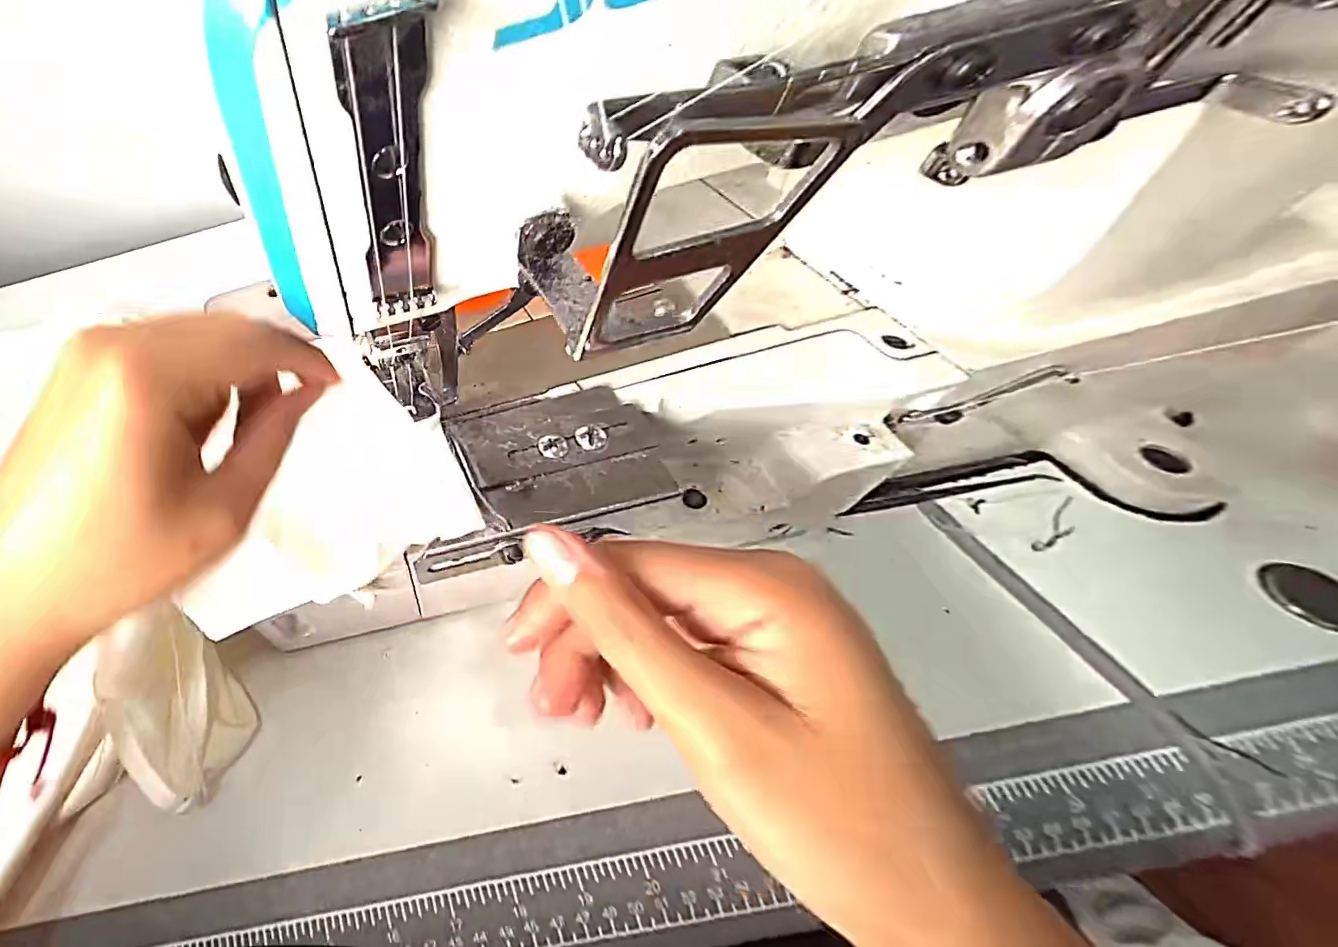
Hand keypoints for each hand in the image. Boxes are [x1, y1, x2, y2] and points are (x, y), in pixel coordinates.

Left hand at [0, 313, 336, 747]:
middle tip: (289, 412)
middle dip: (267, 363)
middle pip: (223, 328)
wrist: (7, 593)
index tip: (334, 383)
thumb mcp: (220, 512)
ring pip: (193, 334)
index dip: (305, 357)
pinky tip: (190, 423)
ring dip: (229, 370)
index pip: (251, 341)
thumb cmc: (114, 566)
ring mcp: (85, 349)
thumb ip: (274, 437)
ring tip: (231, 431)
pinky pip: (159, 348)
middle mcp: (112, 342)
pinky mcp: (74, 365)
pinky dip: (192, 374)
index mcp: (145, 374)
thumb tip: (306, 393)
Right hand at [504, 527, 1081, 946]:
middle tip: (554, 699)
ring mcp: (769, 619)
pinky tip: (631, 708)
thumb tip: (551, 548)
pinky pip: (678, 641)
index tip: (522, 648)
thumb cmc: (845, 829)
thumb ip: (622, 626)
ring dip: (605, 659)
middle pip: (634, 586)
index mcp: (765, 587)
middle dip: (582, 640)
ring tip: (584, 710)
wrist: (936, 913)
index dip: (563, 601)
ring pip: (649, 614)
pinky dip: (641, 673)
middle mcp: (769, 587)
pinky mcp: (764, 651)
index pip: (625, 562)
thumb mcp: (709, 721)